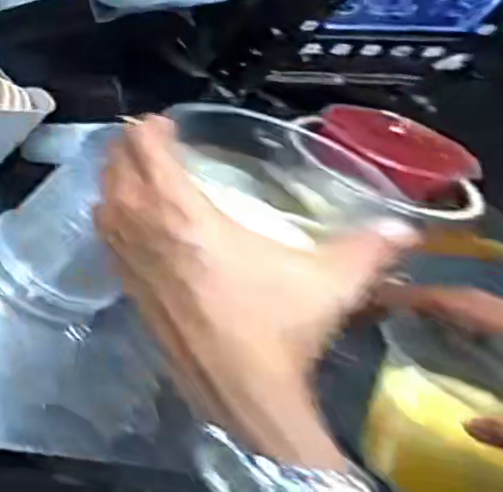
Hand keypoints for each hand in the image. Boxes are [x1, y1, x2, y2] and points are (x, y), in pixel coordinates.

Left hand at [95, 115, 417, 467]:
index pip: (145, 145)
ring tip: (140, 167)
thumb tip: (401, 226)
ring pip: (104, 184)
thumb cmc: (274, 323)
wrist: (233, 379)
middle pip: (117, 158)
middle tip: (153, 141)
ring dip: (117, 169)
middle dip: (131, 143)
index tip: (166, 123)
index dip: (151, 128)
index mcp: (175, 205)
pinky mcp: (112, 261)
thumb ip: (365, 248)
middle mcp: (134, 213)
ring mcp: (116, 237)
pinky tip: (130, 207)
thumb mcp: (327, 281)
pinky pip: (101, 214)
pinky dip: (110, 199)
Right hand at [378, 286, 502, 460]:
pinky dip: (497, 323)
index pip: (460, 301)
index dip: (414, 293)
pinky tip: (496, 343)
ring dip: (469, 309)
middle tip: (396, 305)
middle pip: (484, 299)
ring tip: (438, 321)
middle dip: (437, 297)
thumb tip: (468, 426)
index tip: (373, 292)